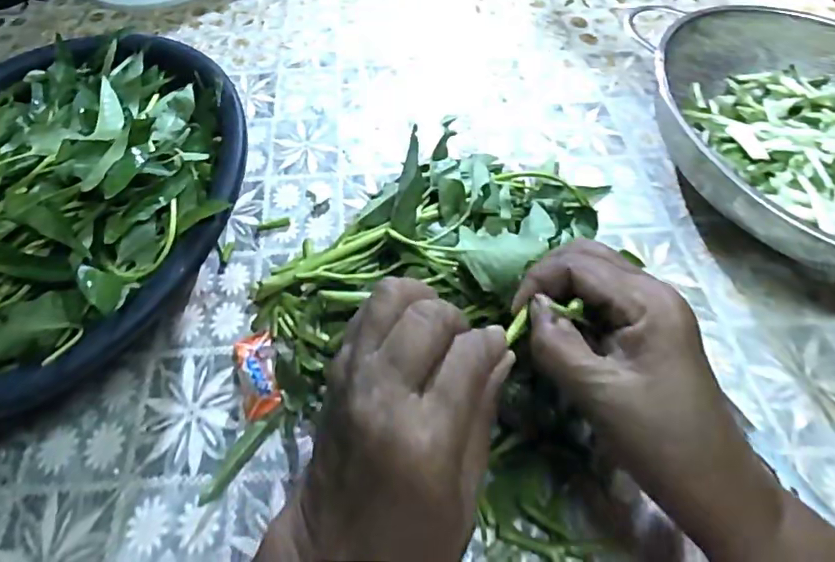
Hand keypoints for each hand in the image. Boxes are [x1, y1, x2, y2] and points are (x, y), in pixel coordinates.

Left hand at [259, 277, 512, 561]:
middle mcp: (383, 391)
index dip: (490, 340)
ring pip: (386, 298)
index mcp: (425, 435)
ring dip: (418, 299)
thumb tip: (501, 354)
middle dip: (455, 316)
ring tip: (435, 323)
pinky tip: (405, 332)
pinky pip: (363, 314)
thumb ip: (481, 415)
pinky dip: (388, 311)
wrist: (332, 547)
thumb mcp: (464, 495)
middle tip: (465, 338)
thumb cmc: (412, 538)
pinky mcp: (333, 368)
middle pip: (425, 316)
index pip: (466, 355)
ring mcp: (352, 374)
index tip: (499, 340)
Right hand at [513, 241, 834, 561]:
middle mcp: (654, 291)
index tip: (517, 317)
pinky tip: (568, 330)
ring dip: (561, 287)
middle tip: (528, 312)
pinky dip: (577, 302)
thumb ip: (555, 343)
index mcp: (647, 300)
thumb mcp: (596, 392)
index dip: (538, 281)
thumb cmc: (660, 441)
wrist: (720, 491)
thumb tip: (532, 310)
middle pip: (585, 254)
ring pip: (594, 270)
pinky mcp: (652, 324)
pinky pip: (604, 293)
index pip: (575, 263)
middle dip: (548, 276)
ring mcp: (657, 306)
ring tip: (543, 320)